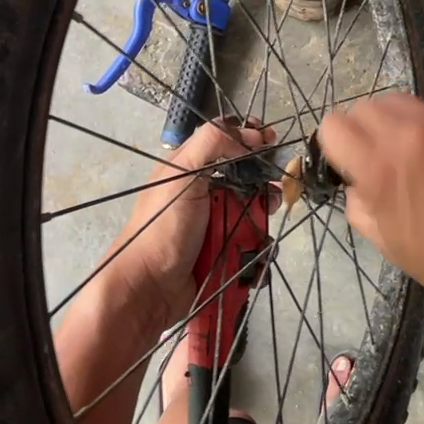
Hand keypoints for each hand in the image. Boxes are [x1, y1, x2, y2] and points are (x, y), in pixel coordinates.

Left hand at [104, 120, 273, 333]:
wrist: (149, 289)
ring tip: (264, 224)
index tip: (270, 142)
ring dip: (263, 219)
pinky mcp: (225, 252)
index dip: (249, 138)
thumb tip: (250, 134)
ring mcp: (216, 223)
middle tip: (274, 190)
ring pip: (254, 212)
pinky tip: (258, 251)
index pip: (225, 141)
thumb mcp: (181, 176)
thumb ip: (212, 144)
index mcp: (190, 168)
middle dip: (264, 184)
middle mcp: (204, 192)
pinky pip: (253, 243)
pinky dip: (259, 247)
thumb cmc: (163, 228)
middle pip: (247, 178)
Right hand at [319, 94, 423, 316]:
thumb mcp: (387, 243)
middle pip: (359, 108)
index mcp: (380, 166)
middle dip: (358, 133)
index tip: (347, 171)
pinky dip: (414, 125)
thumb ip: (358, 202)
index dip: (333, 149)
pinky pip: (423, 110)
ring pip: (391, 101)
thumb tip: (355, 181)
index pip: (333, 126)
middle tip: (372, 165)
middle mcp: (406, 133)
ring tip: (400, 155)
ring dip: (385, 123)